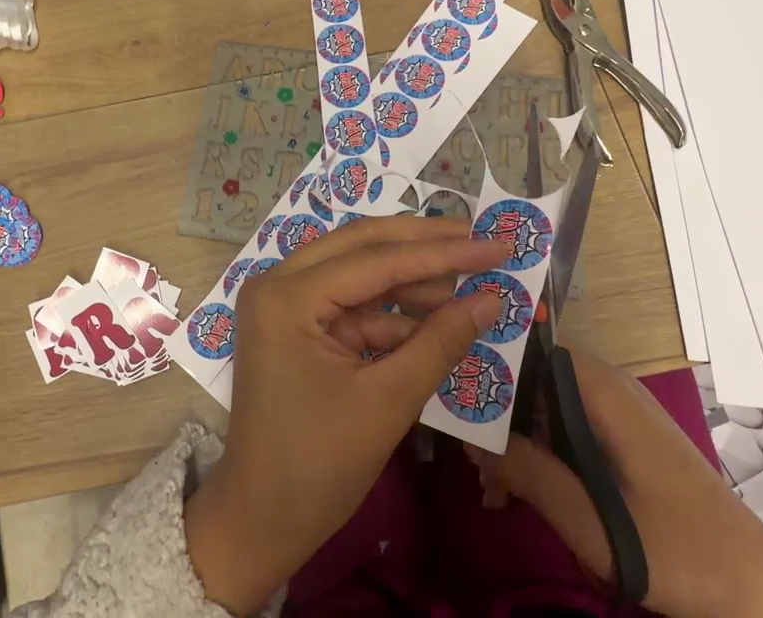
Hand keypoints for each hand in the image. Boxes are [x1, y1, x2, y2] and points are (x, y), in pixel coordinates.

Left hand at [184, 216, 507, 613]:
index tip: (500, 243)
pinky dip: (393, 314)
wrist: (262, 522)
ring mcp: (283, 305)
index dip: (444, 251)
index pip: (376, 259)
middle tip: (484, 240)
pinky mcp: (296, 328)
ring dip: (413, 281)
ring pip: (358, 273)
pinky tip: (439, 321)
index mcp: (287, 296)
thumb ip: (441, 341)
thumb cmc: (318, 465)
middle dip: (425, 245)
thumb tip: (493, 297)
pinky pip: (352, 306)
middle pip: (362, 247)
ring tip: (473, 284)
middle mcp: (277, 284)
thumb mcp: (387, 401)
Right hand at [467, 344, 762, 617]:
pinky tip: (521, 492)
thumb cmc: (680, 553)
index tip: (456, 405)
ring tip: (492, 489)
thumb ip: (534, 476)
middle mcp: (611, 391)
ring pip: (545, 405)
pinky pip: (566, 427)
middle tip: (473, 465)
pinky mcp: (624, 440)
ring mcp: (619, 415)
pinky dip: (540, 452)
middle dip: (496, 416)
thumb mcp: (595, 525)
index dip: (490, 369)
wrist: (759, 592)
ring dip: (515, 440)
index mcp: (605, 395)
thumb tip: (476, 440)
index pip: (532, 350)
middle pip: (533, 379)